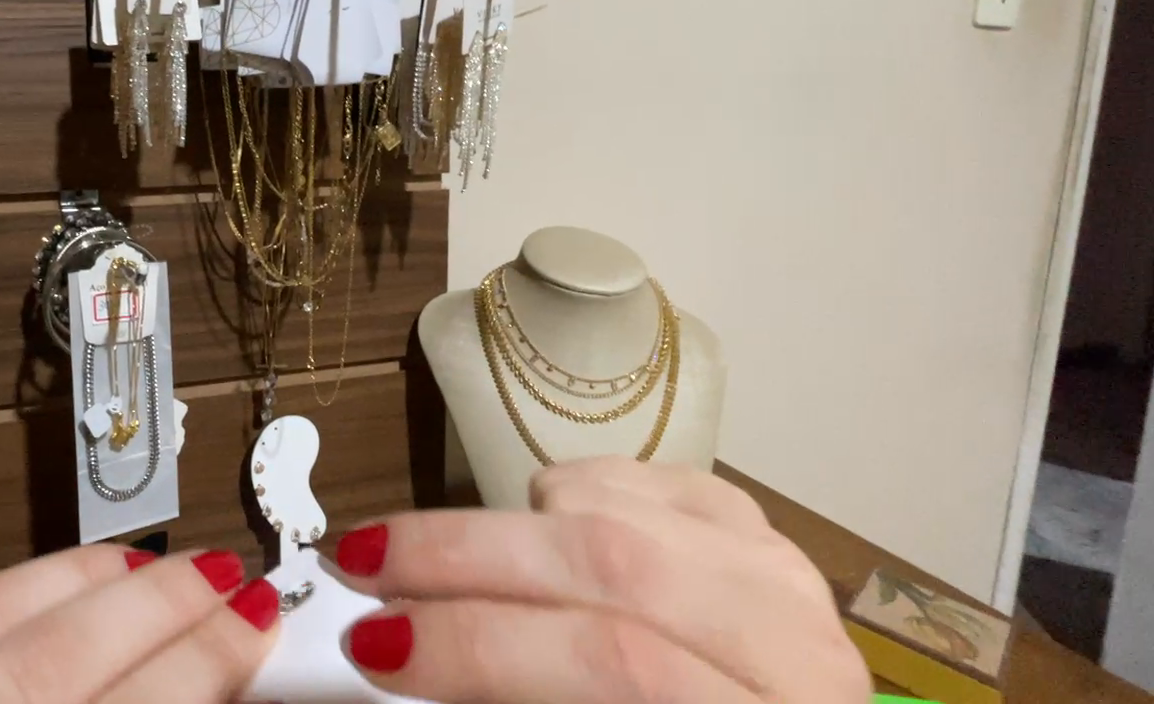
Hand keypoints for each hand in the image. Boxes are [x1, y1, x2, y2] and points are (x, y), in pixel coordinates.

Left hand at [0, 545, 279, 703]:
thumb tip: (201, 693)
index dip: (197, 669)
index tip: (255, 624)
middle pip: (64, 668)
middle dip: (166, 617)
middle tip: (236, 582)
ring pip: (7, 628)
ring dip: (106, 587)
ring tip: (178, 566)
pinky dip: (29, 582)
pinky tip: (83, 570)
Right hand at [330, 458, 872, 702]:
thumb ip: (499, 694)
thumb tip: (389, 641)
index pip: (614, 667)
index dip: (476, 646)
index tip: (368, 644)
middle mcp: (797, 650)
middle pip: (606, 563)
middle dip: (458, 554)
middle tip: (360, 560)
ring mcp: (778, 570)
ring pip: (609, 507)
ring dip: (502, 527)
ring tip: (451, 564)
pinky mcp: (749, 520)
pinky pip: (624, 475)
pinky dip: (555, 494)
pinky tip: (538, 535)